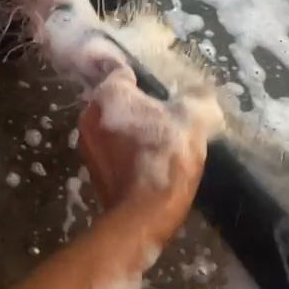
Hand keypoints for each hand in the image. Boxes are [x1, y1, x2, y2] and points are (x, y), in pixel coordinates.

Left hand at [75, 68, 212, 240]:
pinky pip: (111, 150)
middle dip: (139, 108)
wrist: (143, 215)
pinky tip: (146, 164)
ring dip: (131, 131)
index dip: (146, 82)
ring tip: (159, 144)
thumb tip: (201, 92)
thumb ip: (197, 99)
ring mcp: (87, 141)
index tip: (164, 95)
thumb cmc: (165, 158)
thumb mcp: (192, 121)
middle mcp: (90, 111)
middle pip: (118, 100)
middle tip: (166, 121)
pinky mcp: (91, 168)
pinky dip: (125, 152)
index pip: (125, 73)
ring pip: (113, 125)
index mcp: (110, 92)